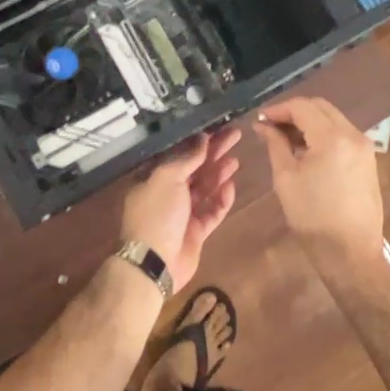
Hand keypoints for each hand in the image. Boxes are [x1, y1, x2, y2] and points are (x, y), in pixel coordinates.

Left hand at [120, 126, 240, 288]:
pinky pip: (212, 211)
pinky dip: (221, 199)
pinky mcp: (196, 231)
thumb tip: (202, 138)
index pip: (178, 153)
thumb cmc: (157, 214)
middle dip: (213, 152)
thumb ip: (186, 158)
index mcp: (154, 178)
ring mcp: (182, 213)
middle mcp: (167, 193)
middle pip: (194, 168)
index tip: (217, 127)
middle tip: (234, 136)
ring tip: (235, 160)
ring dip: (218, 173)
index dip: (198, 140)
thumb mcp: (167, 178)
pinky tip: (231, 187)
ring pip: (204, 188)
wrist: (154, 263)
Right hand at [254, 97, 384, 273]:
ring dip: (310, 122)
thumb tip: (263, 126)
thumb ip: (275, 145)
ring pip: (334, 119)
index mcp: (332, 138)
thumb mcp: (286, 179)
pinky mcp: (368, 160)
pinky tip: (308, 151)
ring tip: (287, 139)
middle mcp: (354, 135)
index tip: (261, 120)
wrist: (350, 252)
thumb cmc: (312, 217)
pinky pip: (343, 135)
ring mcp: (365, 147)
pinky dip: (324, 134)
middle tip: (272, 127)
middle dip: (295, 112)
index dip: (279, 109)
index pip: (303, 107)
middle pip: (321, 107)